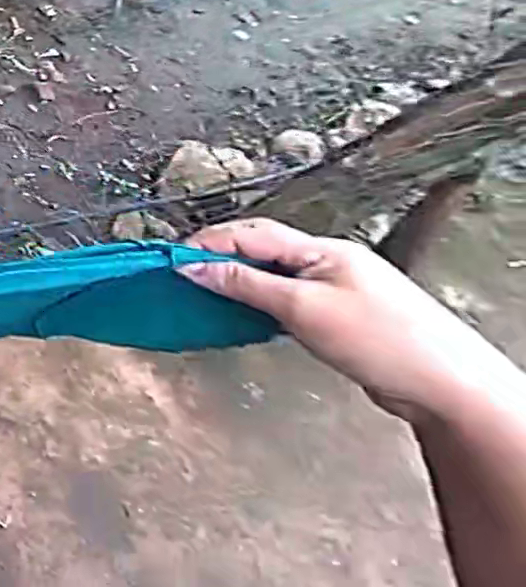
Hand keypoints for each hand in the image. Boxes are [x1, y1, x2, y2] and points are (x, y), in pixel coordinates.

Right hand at [181, 218, 523, 424]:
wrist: (459, 395)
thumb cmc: (385, 344)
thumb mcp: (300, 307)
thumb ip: (241, 282)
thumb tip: (190, 266)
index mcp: (325, 249)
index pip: (247, 233)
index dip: (205, 244)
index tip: (172, 261)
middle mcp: (331, 261)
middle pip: (258, 247)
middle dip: (218, 256)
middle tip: (184, 273)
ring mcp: (340, 286)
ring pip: (270, 271)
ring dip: (237, 278)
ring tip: (208, 291)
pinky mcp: (343, 312)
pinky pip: (286, 292)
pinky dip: (258, 297)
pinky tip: (246, 310)